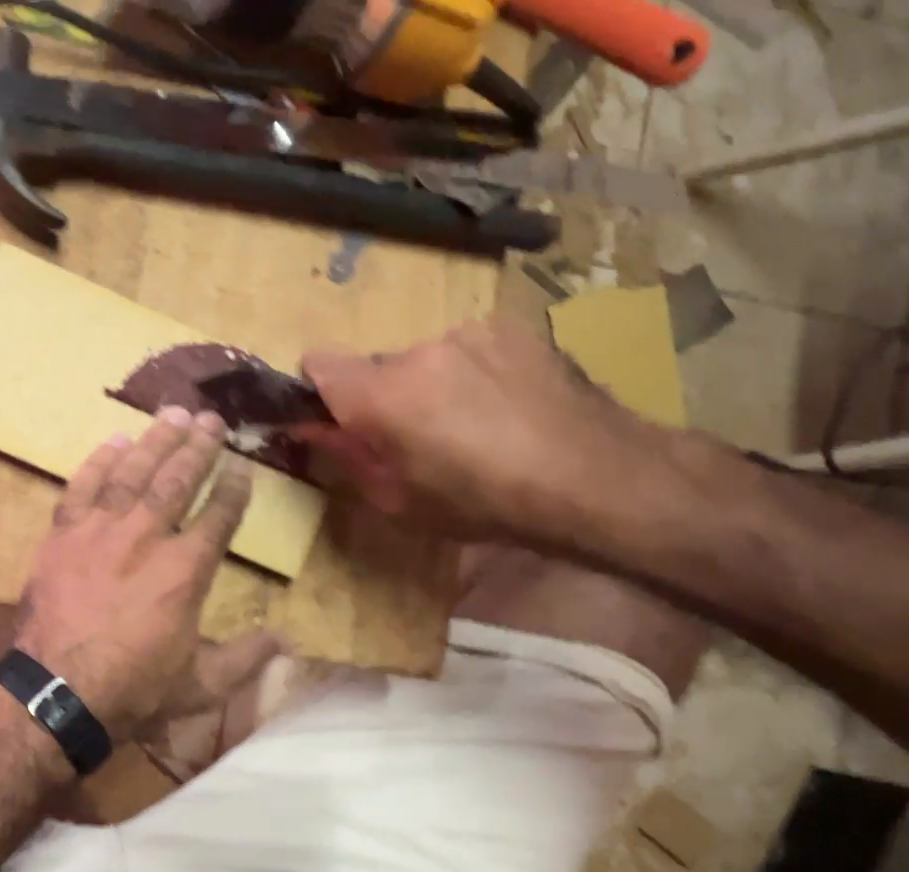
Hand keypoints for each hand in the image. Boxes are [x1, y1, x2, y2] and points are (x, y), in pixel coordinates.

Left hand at [13, 407, 282, 744]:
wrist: (57, 691)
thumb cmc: (133, 690)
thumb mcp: (200, 686)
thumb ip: (245, 658)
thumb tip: (287, 640)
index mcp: (185, 570)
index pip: (219, 517)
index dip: (235, 489)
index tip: (243, 466)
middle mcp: (146, 538)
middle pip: (178, 481)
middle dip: (199, 447)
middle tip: (212, 418)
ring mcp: (100, 532)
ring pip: (132, 473)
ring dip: (155, 441)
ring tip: (173, 412)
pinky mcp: (62, 535)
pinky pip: (81, 487)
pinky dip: (98, 462)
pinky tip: (113, 442)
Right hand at [289, 320, 656, 541]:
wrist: (596, 479)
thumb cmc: (484, 504)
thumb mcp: (397, 499)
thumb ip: (346, 456)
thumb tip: (311, 429)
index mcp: (380, 394)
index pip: (317, 364)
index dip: (318, 392)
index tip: (335, 421)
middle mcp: (417, 351)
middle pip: (375, 366)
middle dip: (381, 397)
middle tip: (414, 439)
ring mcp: (469, 334)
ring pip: (424, 359)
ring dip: (429, 386)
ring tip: (471, 426)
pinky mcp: (513, 330)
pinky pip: (469, 351)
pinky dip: (472, 374)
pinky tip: (505, 409)